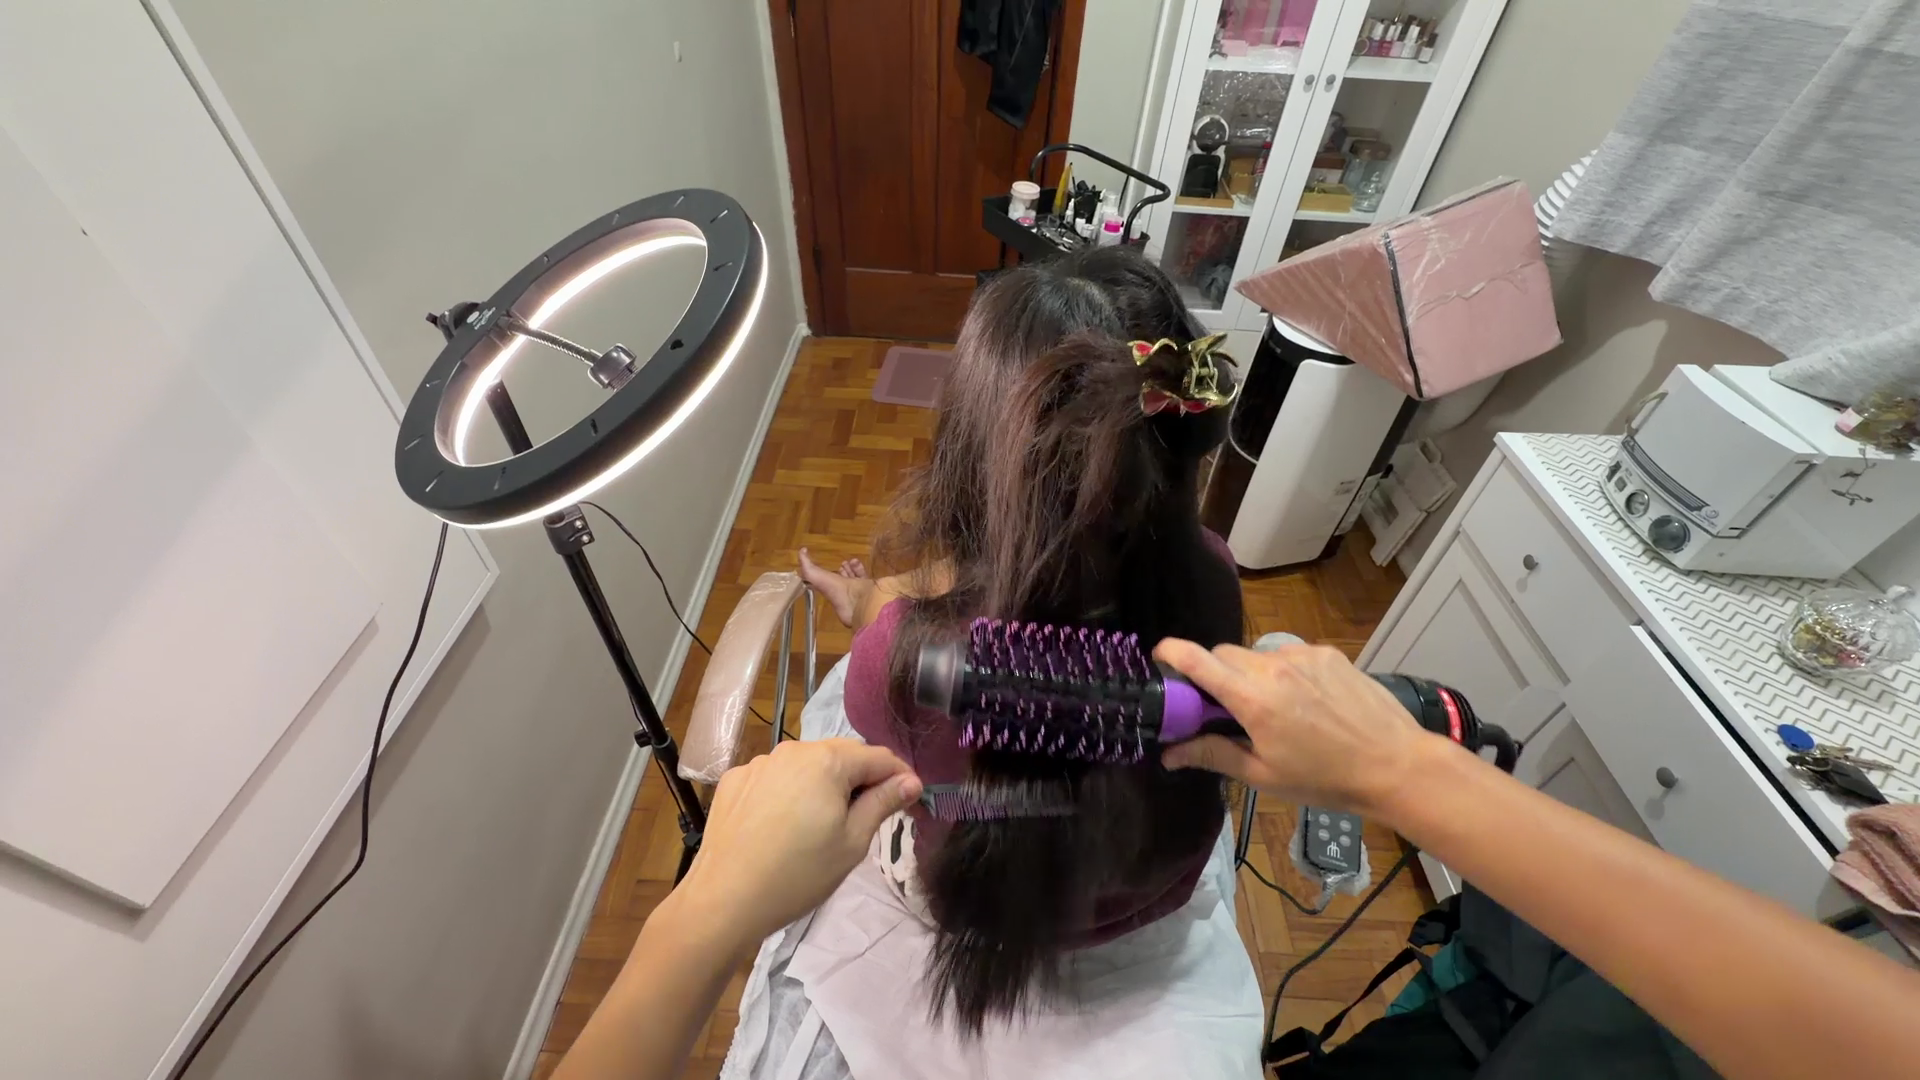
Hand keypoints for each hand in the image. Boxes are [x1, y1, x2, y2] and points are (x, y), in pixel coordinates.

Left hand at [675, 739, 922, 944]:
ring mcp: (761, 762)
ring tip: (823, 822)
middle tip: (869, 815)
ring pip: (807, 764)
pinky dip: (790, 791)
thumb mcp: (852, 842)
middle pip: (843, 755)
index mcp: (828, 759)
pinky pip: (776, 776)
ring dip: (824, 783)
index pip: (879, 757)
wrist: (723, 901)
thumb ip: (883, 803)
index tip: (911, 801)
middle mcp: (794, 749)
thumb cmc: (798, 874)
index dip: (900, 777)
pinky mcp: (736, 780)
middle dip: (862, 778)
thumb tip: (911, 781)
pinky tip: (784, 824)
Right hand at [1154, 639, 1436, 815]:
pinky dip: (1284, 672)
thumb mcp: (1263, 775)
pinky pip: (1288, 655)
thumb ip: (1212, 755)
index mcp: (1251, 698)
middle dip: (1214, 674)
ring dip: (1251, 675)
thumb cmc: (1325, 779)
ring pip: (1255, 655)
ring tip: (1275, 708)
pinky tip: (1306, 700)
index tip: (1158, 658)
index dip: (1169, 652)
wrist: (1397, 766)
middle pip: (1222, 654)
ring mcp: (1301, 655)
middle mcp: (1272, 666)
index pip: (1195, 659)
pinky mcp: (1326, 652)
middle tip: (1224, 707)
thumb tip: (1168, 754)